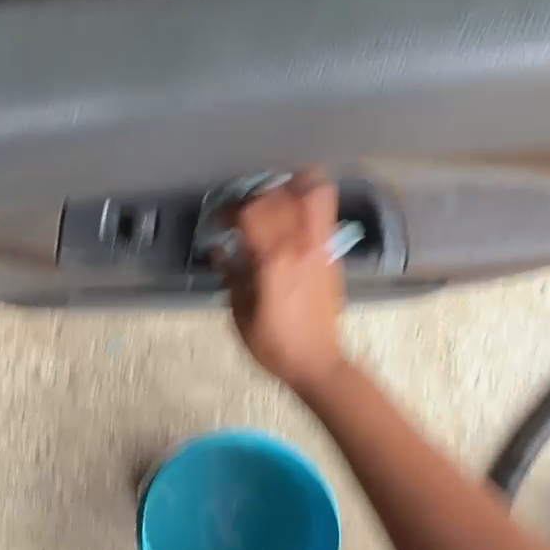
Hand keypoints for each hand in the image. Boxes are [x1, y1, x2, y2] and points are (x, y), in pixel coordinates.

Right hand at [226, 171, 347, 393]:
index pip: (249, 214)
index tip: (218, 219)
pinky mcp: (331, 254)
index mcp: (272, 261)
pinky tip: (293, 213)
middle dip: (256, 196)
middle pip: (279, 196)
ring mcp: (320, 247)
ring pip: (312, 194)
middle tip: (242, 209)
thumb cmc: (274, 345)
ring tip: (275, 194)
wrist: (318, 362)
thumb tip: (221, 251)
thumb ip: (231, 276)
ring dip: (292, 187)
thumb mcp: (240, 314)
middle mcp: (300, 246)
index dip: (229, 210)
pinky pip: (324, 214)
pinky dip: (309, 202)